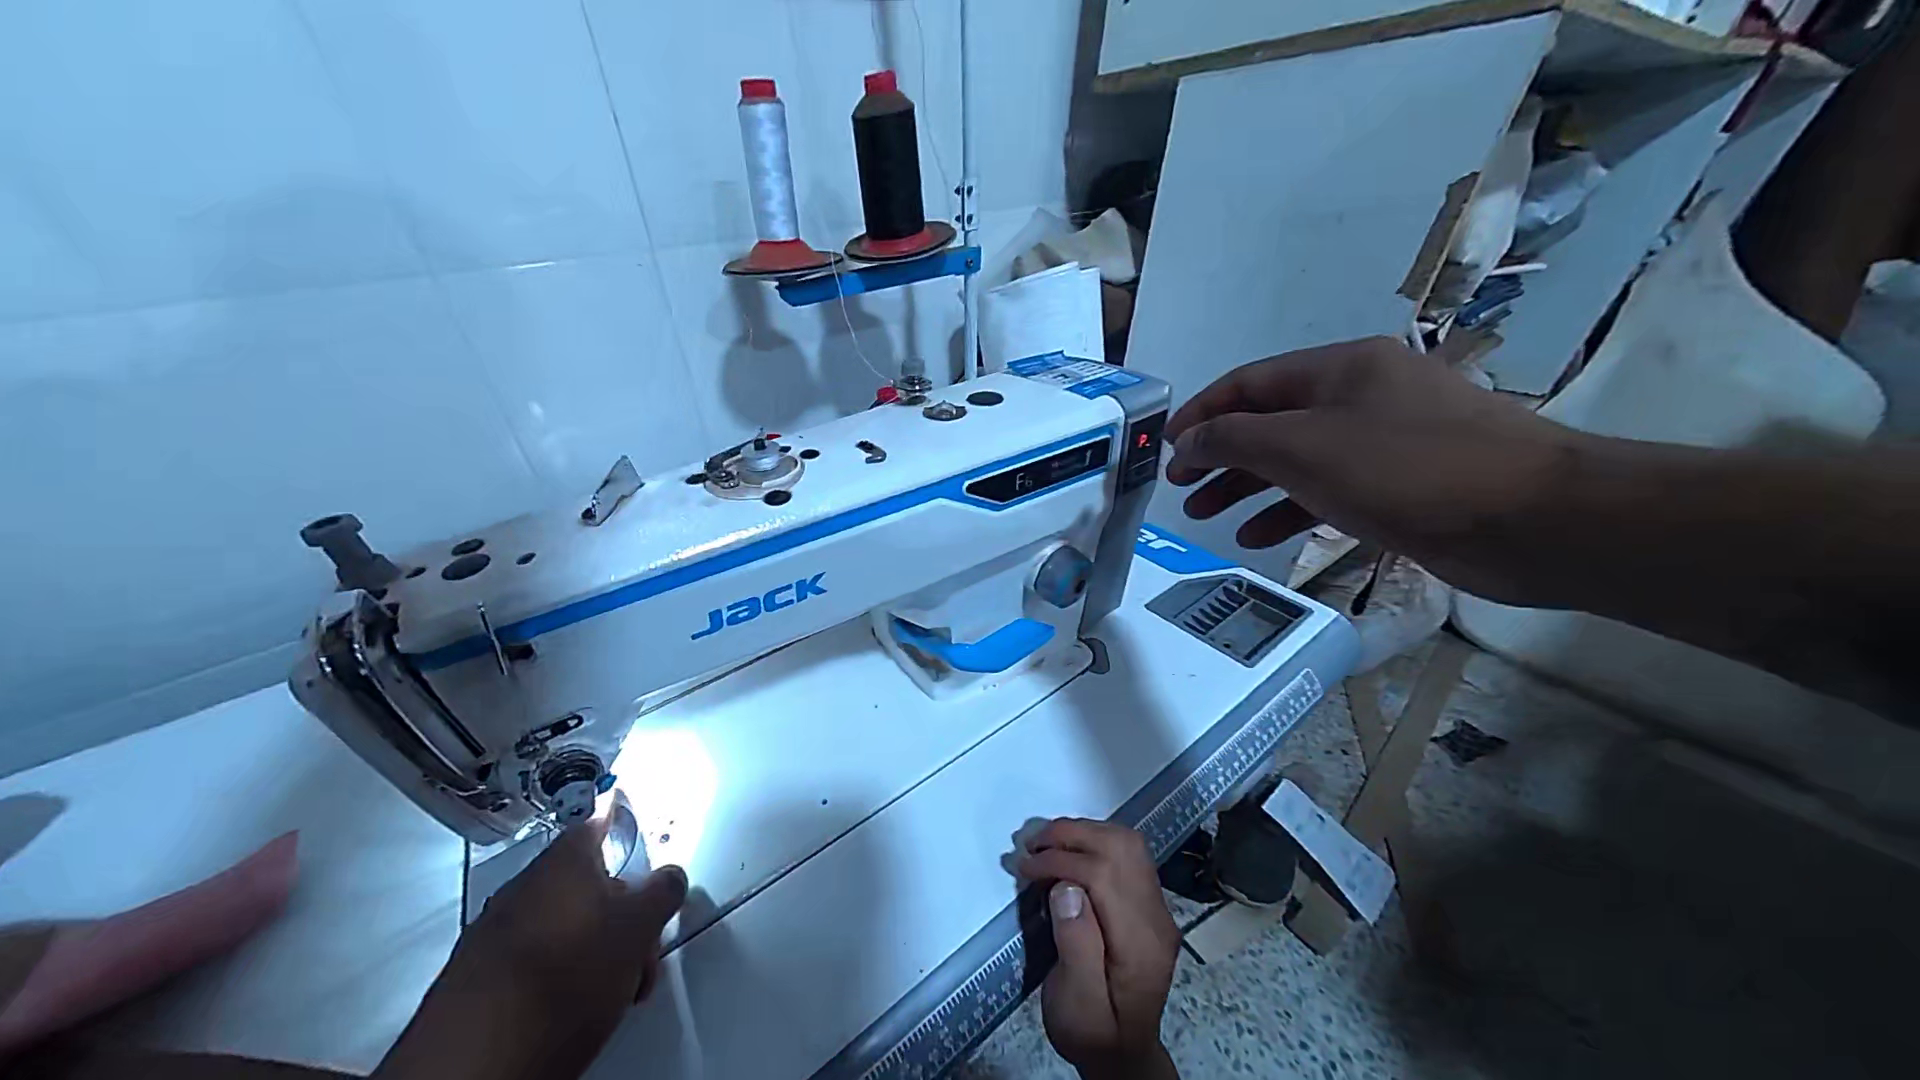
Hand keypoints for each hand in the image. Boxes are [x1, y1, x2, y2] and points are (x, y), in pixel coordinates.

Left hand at [375, 818, 687, 1079]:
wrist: (477, 1060)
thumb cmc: (568, 976)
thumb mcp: (639, 929)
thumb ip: (663, 892)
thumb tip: (671, 875)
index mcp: (564, 864)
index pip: (596, 824)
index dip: (619, 824)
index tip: (631, 827)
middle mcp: (524, 888)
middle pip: (586, 883)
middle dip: (622, 911)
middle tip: (643, 948)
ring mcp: (493, 933)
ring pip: (562, 924)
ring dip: (595, 945)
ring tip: (616, 988)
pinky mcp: (474, 981)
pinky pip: (531, 959)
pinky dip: (558, 972)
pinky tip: (574, 1005)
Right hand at [1019, 819, 1180, 1079]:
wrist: (1122, 1053)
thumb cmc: (1093, 1032)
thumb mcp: (1076, 1004)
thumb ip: (1076, 945)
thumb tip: (1066, 886)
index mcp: (1141, 944)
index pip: (1106, 875)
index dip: (1062, 859)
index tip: (1026, 866)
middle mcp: (1157, 917)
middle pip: (1122, 848)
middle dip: (1073, 834)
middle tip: (1032, 845)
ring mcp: (1157, 906)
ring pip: (1127, 843)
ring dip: (1083, 832)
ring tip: (1046, 843)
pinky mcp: (1147, 901)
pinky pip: (1126, 853)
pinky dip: (1093, 840)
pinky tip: (1068, 851)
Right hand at [1165, 337, 1583, 604]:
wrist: (1531, 520)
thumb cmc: (1407, 468)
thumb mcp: (1302, 446)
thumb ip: (1233, 438)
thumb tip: (1187, 440)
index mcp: (1339, 368)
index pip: (1249, 383)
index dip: (1201, 413)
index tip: (1165, 447)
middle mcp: (1360, 396)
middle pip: (1269, 422)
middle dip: (1220, 455)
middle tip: (1181, 487)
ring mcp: (1382, 441)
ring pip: (1295, 459)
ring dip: (1246, 486)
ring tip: (1205, 515)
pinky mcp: (1399, 485)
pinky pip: (1326, 491)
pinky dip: (1288, 510)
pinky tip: (1258, 535)